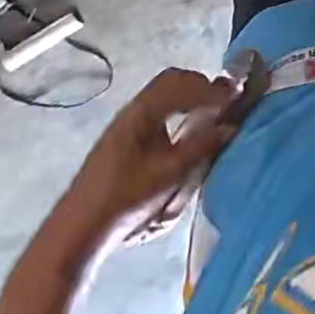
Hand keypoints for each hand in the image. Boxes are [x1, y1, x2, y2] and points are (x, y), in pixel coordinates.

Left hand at [62, 67, 238, 247]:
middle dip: (201, 87)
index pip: (182, 82)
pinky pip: (158, 111)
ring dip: (190, 98)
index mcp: (142, 111)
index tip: (235, 100)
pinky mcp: (125, 140)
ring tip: (212, 117)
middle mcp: (134, 110)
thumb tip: (231, 127)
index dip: (211, 88)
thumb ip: (201, 147)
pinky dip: (179, 112)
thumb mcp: (168, 175)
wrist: (78, 232)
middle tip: (226, 104)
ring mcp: (127, 124)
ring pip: (164, 95)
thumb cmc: (123, 201)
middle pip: (172, 81)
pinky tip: (187, 134)